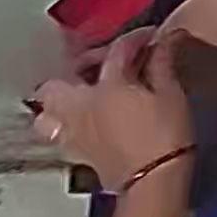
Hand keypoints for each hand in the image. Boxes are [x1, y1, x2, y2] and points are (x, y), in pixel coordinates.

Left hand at [31, 27, 195, 190]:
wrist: (154, 180)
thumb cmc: (166, 131)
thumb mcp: (171, 91)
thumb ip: (162, 62)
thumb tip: (165, 39)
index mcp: (108, 87)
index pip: (116, 50)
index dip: (135, 39)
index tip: (151, 36)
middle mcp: (81, 108)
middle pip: (56, 84)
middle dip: (75, 71)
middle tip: (101, 67)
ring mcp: (73, 134)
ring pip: (44, 115)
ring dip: (58, 103)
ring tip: (81, 97)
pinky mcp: (75, 155)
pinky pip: (56, 136)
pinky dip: (64, 126)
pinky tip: (83, 124)